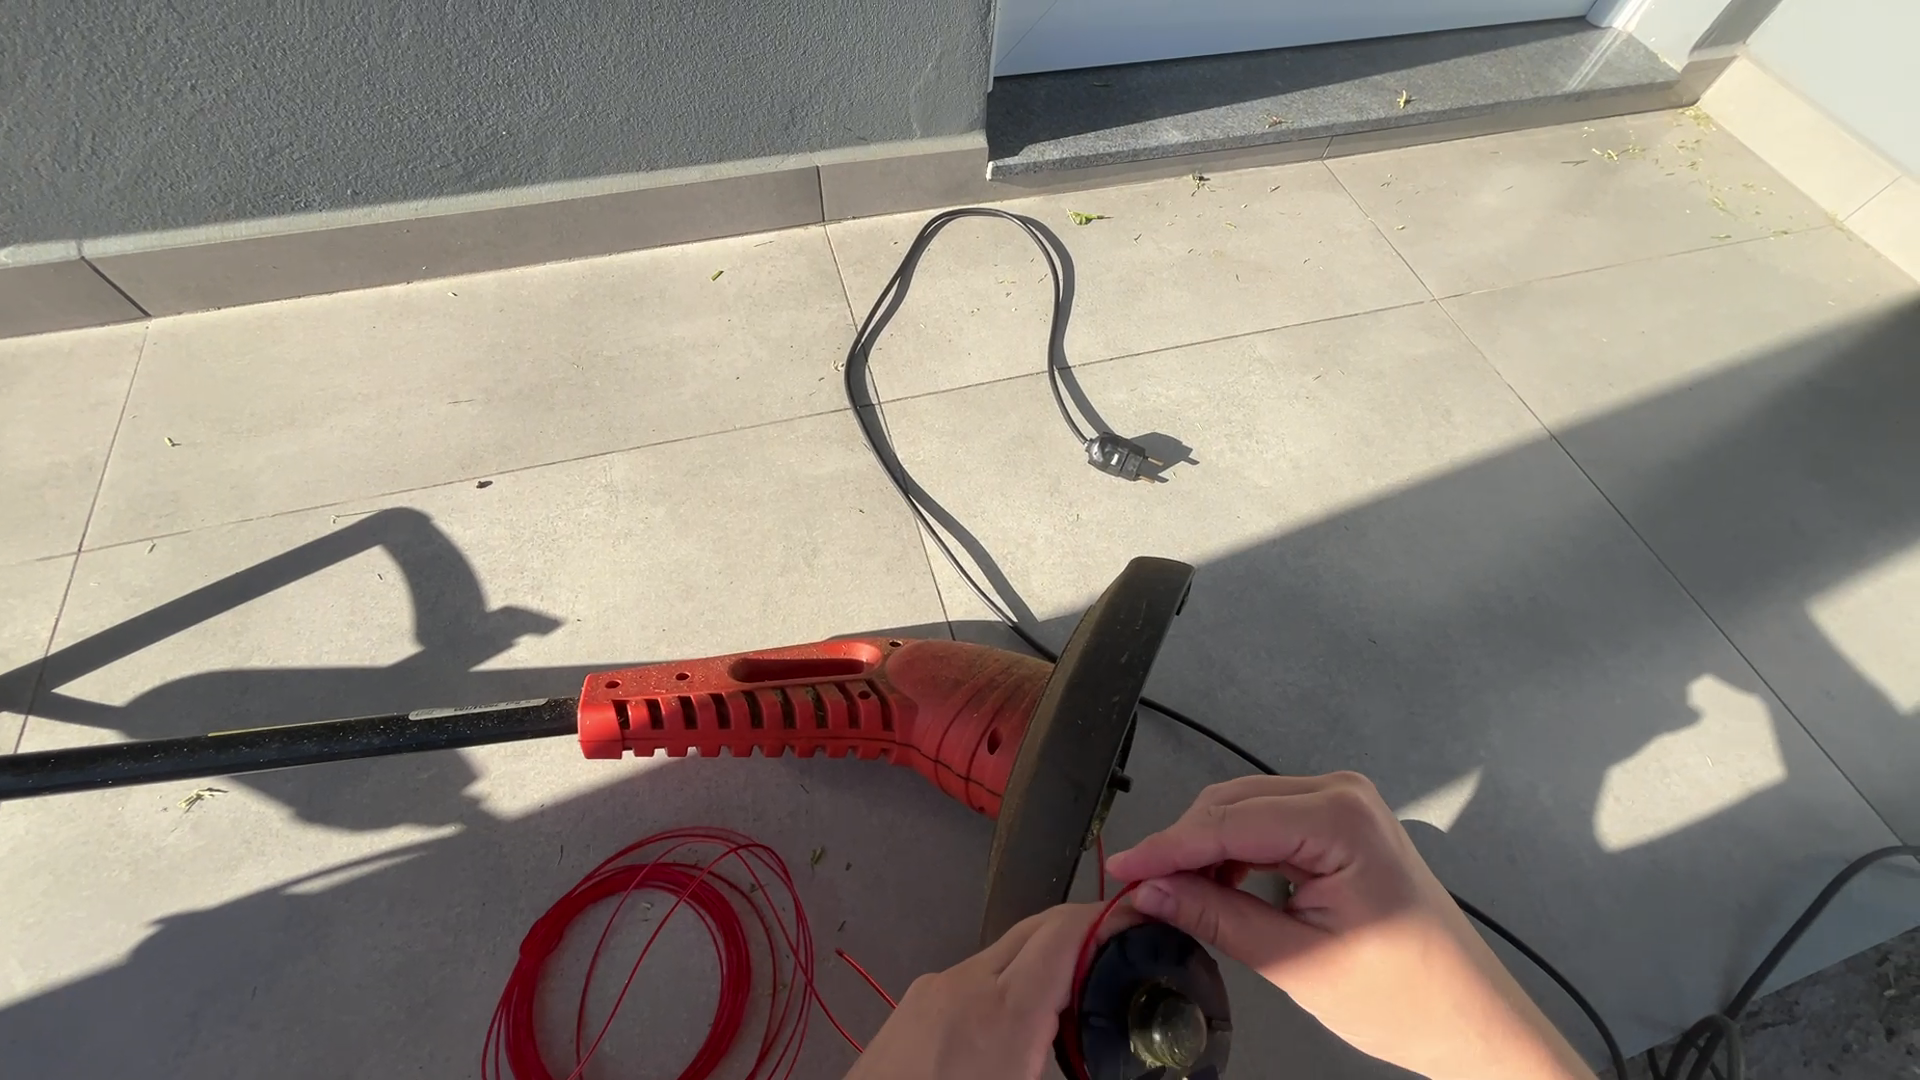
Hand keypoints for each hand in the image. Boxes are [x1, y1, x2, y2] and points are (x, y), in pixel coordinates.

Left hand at [844, 902, 1128, 1079]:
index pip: (1063, 933)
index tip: (1141, 919)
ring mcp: (934, 985)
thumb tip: (1096, 1055)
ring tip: (1079, 995)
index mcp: (1003, 1013)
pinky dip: (1008, 981)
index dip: (1105, 917)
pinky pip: (974, 975)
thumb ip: (1068, 1064)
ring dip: (1043, 959)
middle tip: (1123, 952)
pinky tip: (1019, 1024)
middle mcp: (966, 981)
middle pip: (1036, 928)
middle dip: (1082, 930)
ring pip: (1003, 951)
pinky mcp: (913, 1000)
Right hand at [1105, 773, 1594, 1079]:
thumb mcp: (1297, 963)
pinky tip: (1216, 880)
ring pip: (1241, 808)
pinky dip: (1232, 848)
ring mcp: (1342, 801)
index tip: (1120, 868)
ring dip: (1204, 846)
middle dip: (1183, 845)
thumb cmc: (1403, 999)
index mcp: (1339, 819)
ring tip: (1176, 889)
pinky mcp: (1338, 818)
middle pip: (1230, 804)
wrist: (1478, 1023)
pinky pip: (1265, 819)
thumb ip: (1215, 917)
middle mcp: (1340, 792)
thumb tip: (1148, 889)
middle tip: (1141, 886)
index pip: (1227, 823)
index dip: (1166, 846)